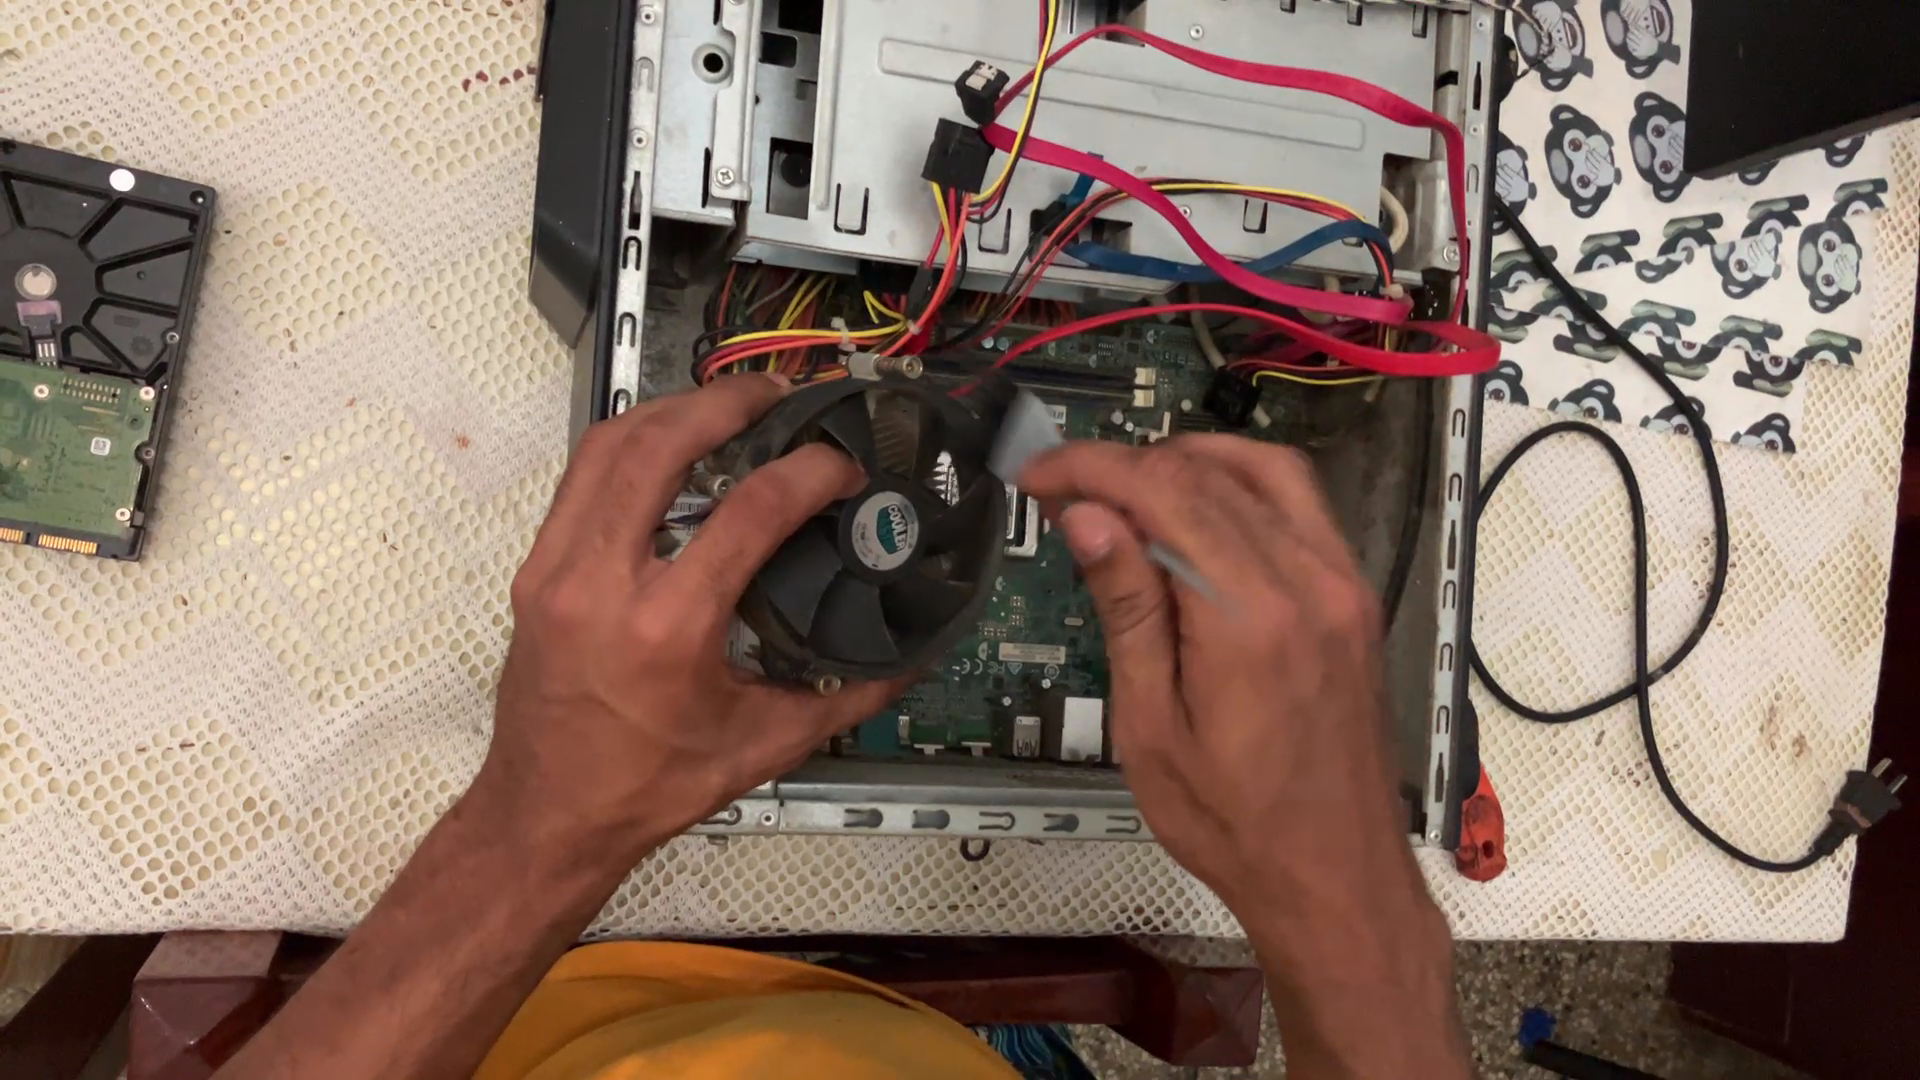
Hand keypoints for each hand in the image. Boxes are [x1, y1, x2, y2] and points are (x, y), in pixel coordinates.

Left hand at [477, 375, 902, 864]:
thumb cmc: (655, 786)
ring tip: (732, 403)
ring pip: (611, 445)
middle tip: (783, 393)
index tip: (842, 466)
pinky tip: (675, 442)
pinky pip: (584, 474)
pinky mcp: (537, 568)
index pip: (750, 510)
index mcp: (670, 626)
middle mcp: (602, 580)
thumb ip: (847, 696)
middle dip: (730, 403)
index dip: (808, 472)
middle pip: (662, 446)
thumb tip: (911, 661)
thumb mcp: (766, 745)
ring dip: (677, 409)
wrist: (544, 817)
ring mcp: (556, 567)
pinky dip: (635, 440)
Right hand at [1022, 435, 1467, 1076]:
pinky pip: (1295, 500)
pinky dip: (1234, 480)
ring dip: (1179, 461)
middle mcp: (1307, 580)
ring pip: (1257, 469)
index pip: (1161, 494)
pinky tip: (1192, 506)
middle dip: (1121, 466)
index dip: (1089, 468)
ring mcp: (1341, 581)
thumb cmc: (1228, 819)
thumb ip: (1126, 607)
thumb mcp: (1150, 723)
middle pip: (1204, 474)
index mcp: (1248, 618)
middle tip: (1063, 492)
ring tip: (1120, 491)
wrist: (1335, 875)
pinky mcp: (1350, 592)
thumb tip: (1087, 516)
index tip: (1037, 474)